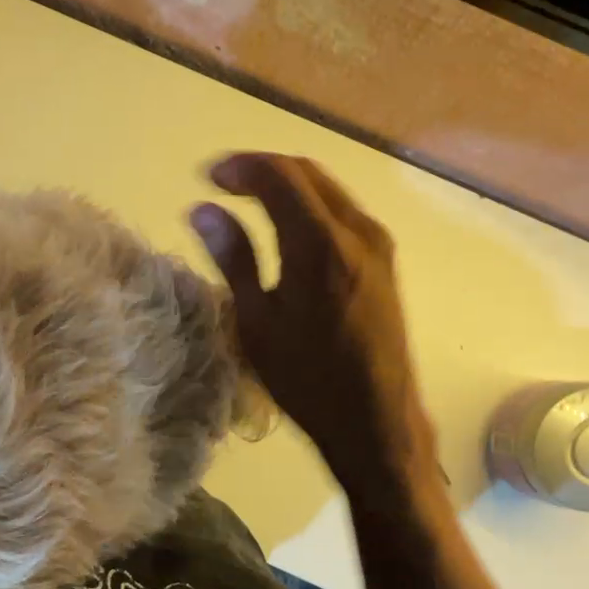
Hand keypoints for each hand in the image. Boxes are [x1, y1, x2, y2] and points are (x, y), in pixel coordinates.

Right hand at [188, 154, 436, 493]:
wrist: (374, 420)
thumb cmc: (306, 379)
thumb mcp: (256, 323)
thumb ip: (233, 259)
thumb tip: (203, 211)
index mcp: (320, 244)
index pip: (279, 177)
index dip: (240, 169)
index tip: (207, 178)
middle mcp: (357, 230)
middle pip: (308, 172)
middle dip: (263, 169)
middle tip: (223, 184)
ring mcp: (378, 244)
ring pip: (330, 190)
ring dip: (288, 185)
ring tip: (249, 202)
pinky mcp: (385, 262)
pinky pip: (344, 212)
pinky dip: (311, 205)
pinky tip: (287, 227)